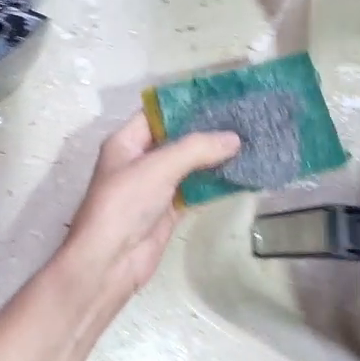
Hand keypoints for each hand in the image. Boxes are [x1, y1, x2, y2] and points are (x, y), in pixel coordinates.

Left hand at [61, 115, 239, 293]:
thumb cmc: (124, 204)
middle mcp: (139, 161)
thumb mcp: (158, 167)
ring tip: (249, 143)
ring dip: (214, 158)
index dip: (186, 106)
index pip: (157, 114)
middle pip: (176, 139)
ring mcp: (154, 187)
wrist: (109, 262)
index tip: (220, 98)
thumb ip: (196, 149)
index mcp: (126, 142)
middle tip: (243, 120)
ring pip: (188, 166)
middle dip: (206, 132)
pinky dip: (214, 184)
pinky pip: (194, 190)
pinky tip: (240, 174)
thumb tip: (234, 138)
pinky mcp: (167, 211)